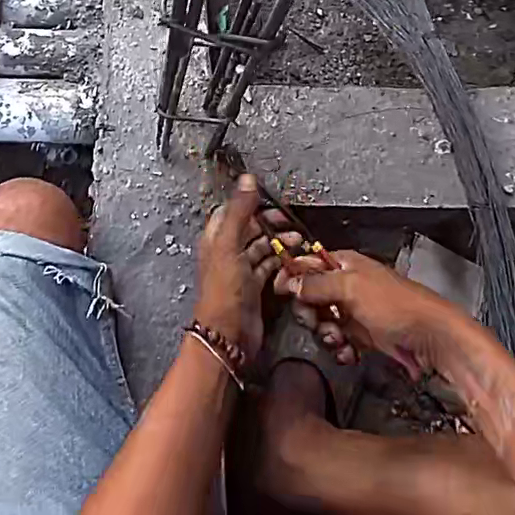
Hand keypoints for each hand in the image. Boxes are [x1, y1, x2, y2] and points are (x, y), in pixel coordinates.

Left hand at [193, 175, 299, 360]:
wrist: (228, 336)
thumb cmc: (225, 289)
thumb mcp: (230, 244)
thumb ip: (239, 210)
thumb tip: (247, 178)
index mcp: (217, 237)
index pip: (234, 210)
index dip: (251, 203)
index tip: (271, 199)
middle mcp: (228, 250)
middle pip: (250, 227)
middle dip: (270, 222)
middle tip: (290, 221)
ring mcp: (241, 269)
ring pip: (262, 246)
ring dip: (279, 241)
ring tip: (298, 239)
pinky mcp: (254, 286)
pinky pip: (269, 266)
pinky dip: (281, 260)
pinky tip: (294, 258)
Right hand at [273, 250, 473, 379]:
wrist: (431, 338)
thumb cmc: (396, 305)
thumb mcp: (351, 287)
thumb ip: (317, 284)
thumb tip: (290, 282)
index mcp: (344, 263)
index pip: (307, 264)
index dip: (292, 276)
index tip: (281, 291)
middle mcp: (347, 284)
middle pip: (311, 296)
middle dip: (311, 312)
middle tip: (319, 320)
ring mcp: (355, 310)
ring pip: (323, 321)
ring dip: (326, 334)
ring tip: (339, 340)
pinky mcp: (363, 335)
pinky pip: (339, 341)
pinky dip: (340, 349)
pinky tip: (348, 352)